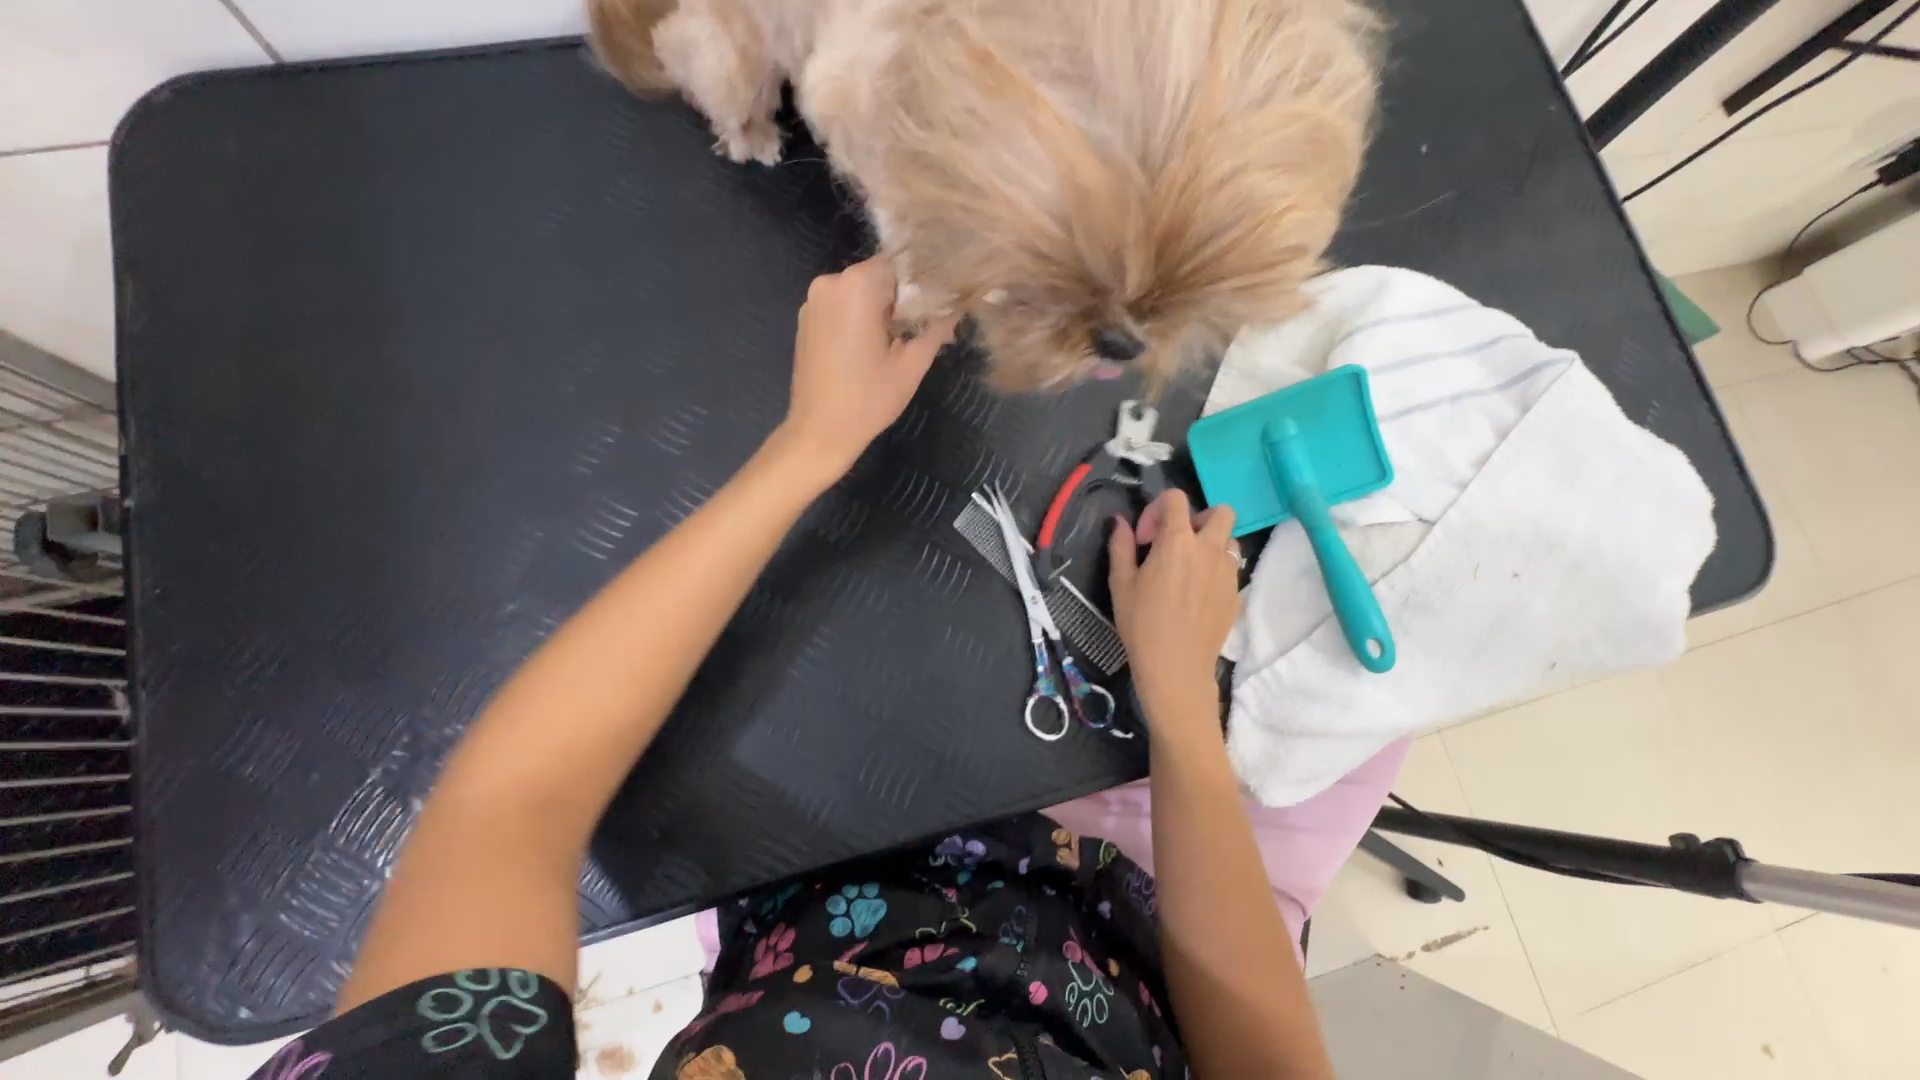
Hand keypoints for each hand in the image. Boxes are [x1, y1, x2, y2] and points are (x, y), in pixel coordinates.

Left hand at [775, 256, 957, 482]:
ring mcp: (813, 301)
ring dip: (879, 310)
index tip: (937, 306)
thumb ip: (935, 329)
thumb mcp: (911, 365)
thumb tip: (956, 310)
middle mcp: (830, 283)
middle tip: (920, 328)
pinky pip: (841, 307)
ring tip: (896, 342)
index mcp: (857, 286)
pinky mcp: (805, 320)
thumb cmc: (868, 399)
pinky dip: (858, 319)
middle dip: (900, 298)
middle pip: (878, 277)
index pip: (900, 265)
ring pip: (859, 292)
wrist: (819, 431)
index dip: (921, 283)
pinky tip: (870, 348)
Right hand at [1108, 491, 1241, 738]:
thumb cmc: (1141, 623)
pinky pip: (1231, 568)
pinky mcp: (1236, 594)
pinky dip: (1215, 570)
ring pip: (1229, 540)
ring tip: (1188, 568)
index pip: (1176, 498)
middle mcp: (1209, 549)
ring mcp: (1228, 572)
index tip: (1145, 538)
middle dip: (1197, 519)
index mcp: (1178, 541)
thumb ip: (1121, 546)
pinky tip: (1196, 595)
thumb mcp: (1121, 583)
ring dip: (1210, 544)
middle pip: (1220, 511)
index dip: (1157, 510)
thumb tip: (1120, 523)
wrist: (1175, 667)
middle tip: (1175, 543)